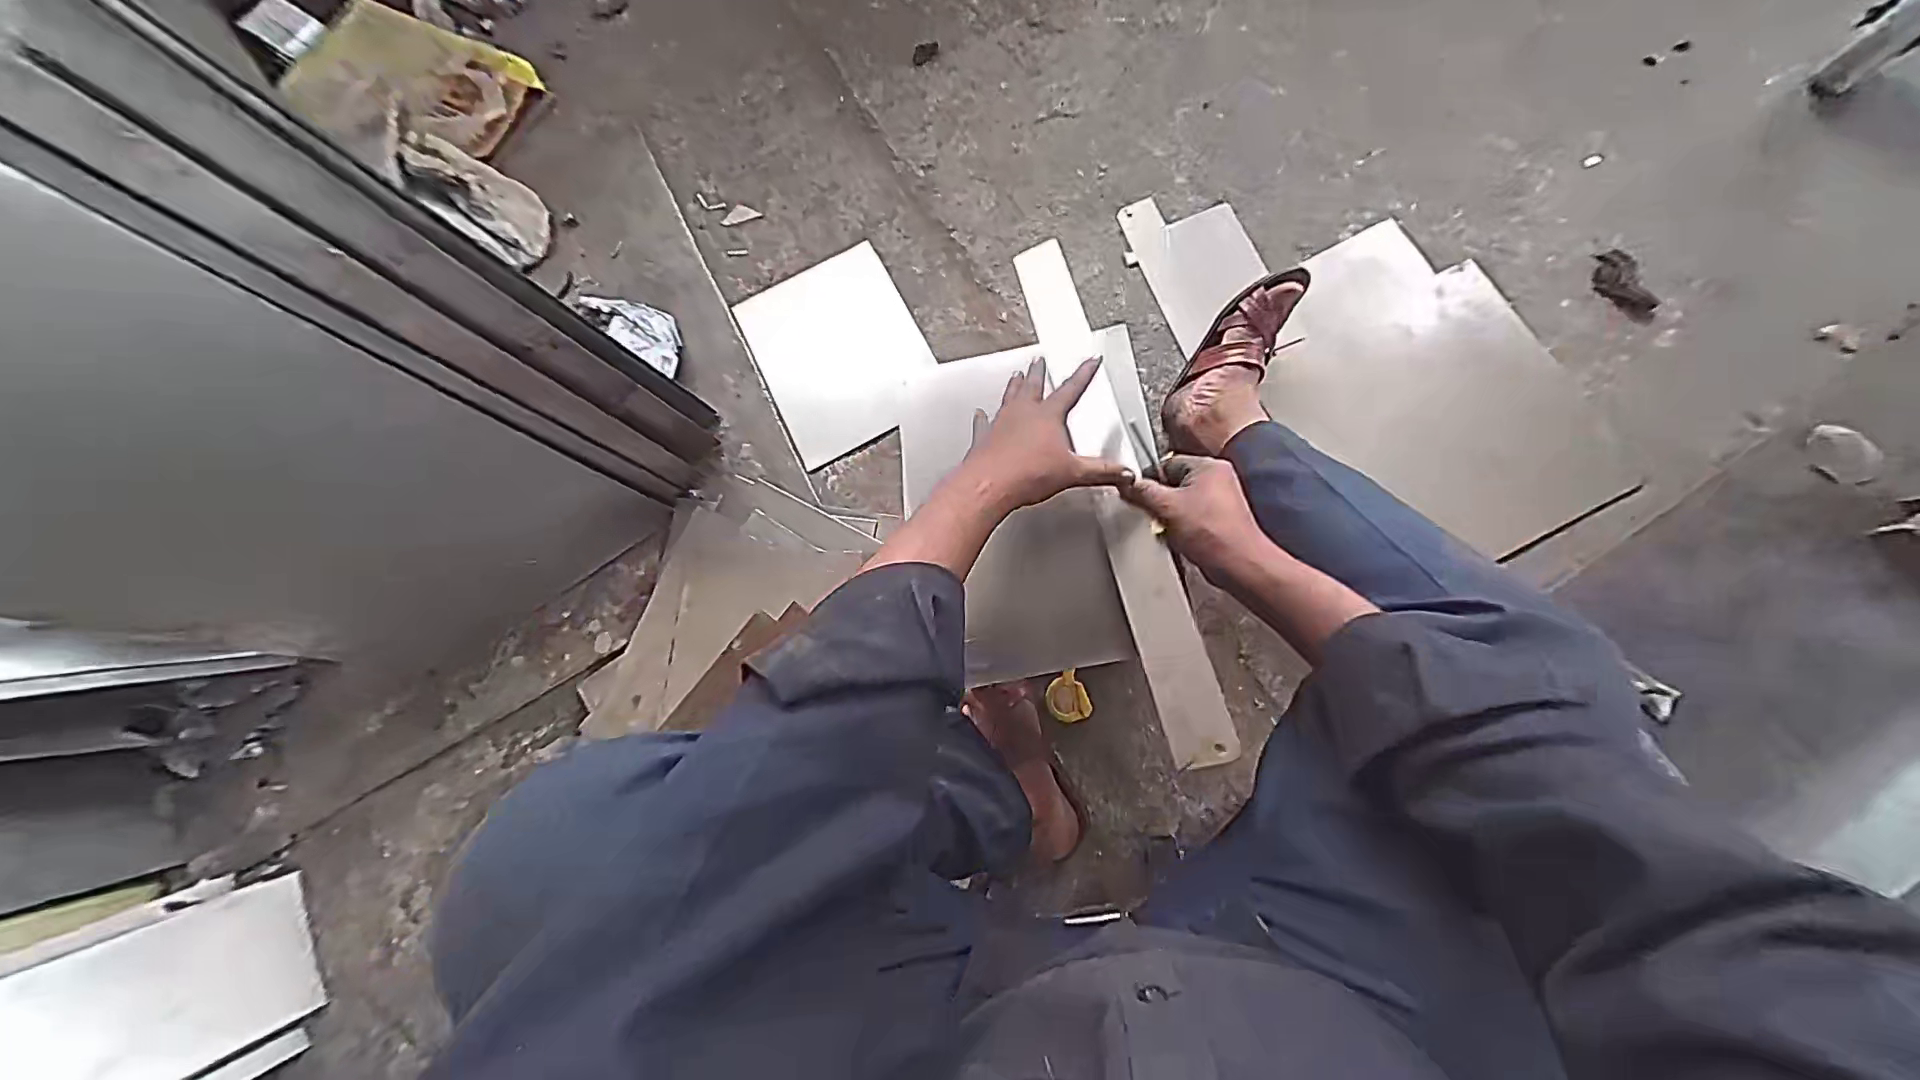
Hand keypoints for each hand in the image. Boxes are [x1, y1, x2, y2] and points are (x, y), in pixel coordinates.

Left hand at [950, 356, 1133, 512]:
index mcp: (1048, 416)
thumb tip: (1123, 472)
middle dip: (1038, 372)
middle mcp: (1022, 413)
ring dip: (1014, 387)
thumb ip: (1101, 471)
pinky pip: (983, 424)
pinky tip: (980, 414)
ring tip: (1016, 376)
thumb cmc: (1027, 474)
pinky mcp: (983, 439)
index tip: (1090, 360)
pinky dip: (983, 419)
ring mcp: (1000, 423)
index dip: (1083, 374)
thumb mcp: (1073, 473)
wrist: (990, 485)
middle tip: (1039, 360)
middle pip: (1033, 386)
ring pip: (1009, 398)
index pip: (1071, 389)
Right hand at [1120, 454, 1268, 580]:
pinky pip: (1188, 519)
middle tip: (1155, 513)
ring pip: (1178, 504)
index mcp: (1209, 467)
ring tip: (1169, 529)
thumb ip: (1142, 491)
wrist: (1237, 564)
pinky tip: (1178, 538)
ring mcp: (1219, 502)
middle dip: (1158, 502)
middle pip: (1172, 484)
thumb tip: (1128, 484)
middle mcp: (1217, 480)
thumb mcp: (1166, 507)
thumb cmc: (1213, 533)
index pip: (1166, 463)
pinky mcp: (1217, 521)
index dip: (1148, 479)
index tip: (1136, 492)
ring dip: (1168, 517)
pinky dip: (1179, 528)